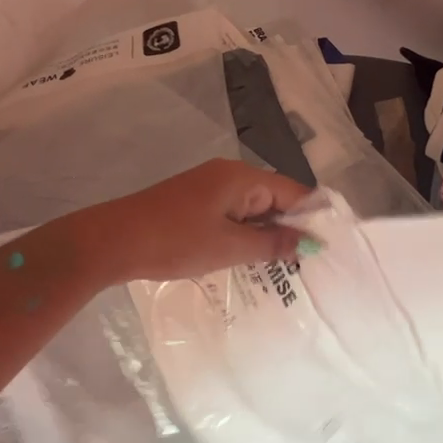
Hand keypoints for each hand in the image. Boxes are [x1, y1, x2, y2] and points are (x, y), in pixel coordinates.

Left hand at [53, 159, 314, 285]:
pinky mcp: (194, 202)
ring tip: (286, 267)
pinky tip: (250, 259)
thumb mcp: (229, 247)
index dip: (312, 216)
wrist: (112, 241)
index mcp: (241, 178)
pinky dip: (244, 233)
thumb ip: (271, 244)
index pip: (292, 190)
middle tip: (310, 263)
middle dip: (291, 227)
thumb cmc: (175, 241)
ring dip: (267, 233)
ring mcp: (209, 187)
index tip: (329, 246)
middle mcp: (229, 175)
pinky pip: (232, 214)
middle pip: (273, 196)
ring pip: (252, 207)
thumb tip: (309, 241)